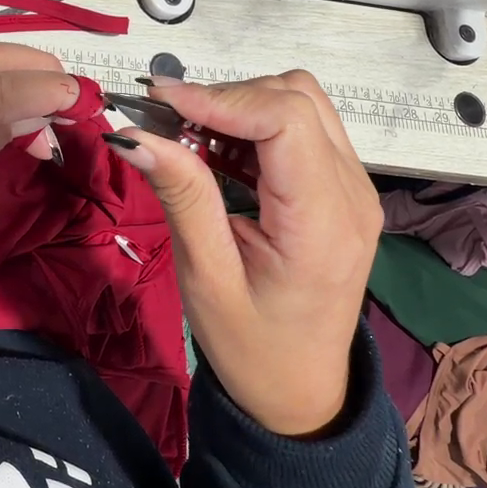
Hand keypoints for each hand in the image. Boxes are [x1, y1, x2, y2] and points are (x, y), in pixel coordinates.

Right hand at [112, 71, 381, 436]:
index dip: (220, 97)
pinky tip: (217, 150)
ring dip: (240, 104)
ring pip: (300, 101)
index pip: (285, 119)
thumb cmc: (250, 344)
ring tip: (191, 136)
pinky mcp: (340, 187)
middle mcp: (351, 193)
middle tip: (168, 122)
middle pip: (295, 97)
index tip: (159, 102)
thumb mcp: (205, 276)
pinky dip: (253, 121)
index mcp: (322, 222)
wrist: (301, 390)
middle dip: (225, 97)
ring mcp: (353, 188)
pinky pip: (301, 126)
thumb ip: (181, 195)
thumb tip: (133, 133)